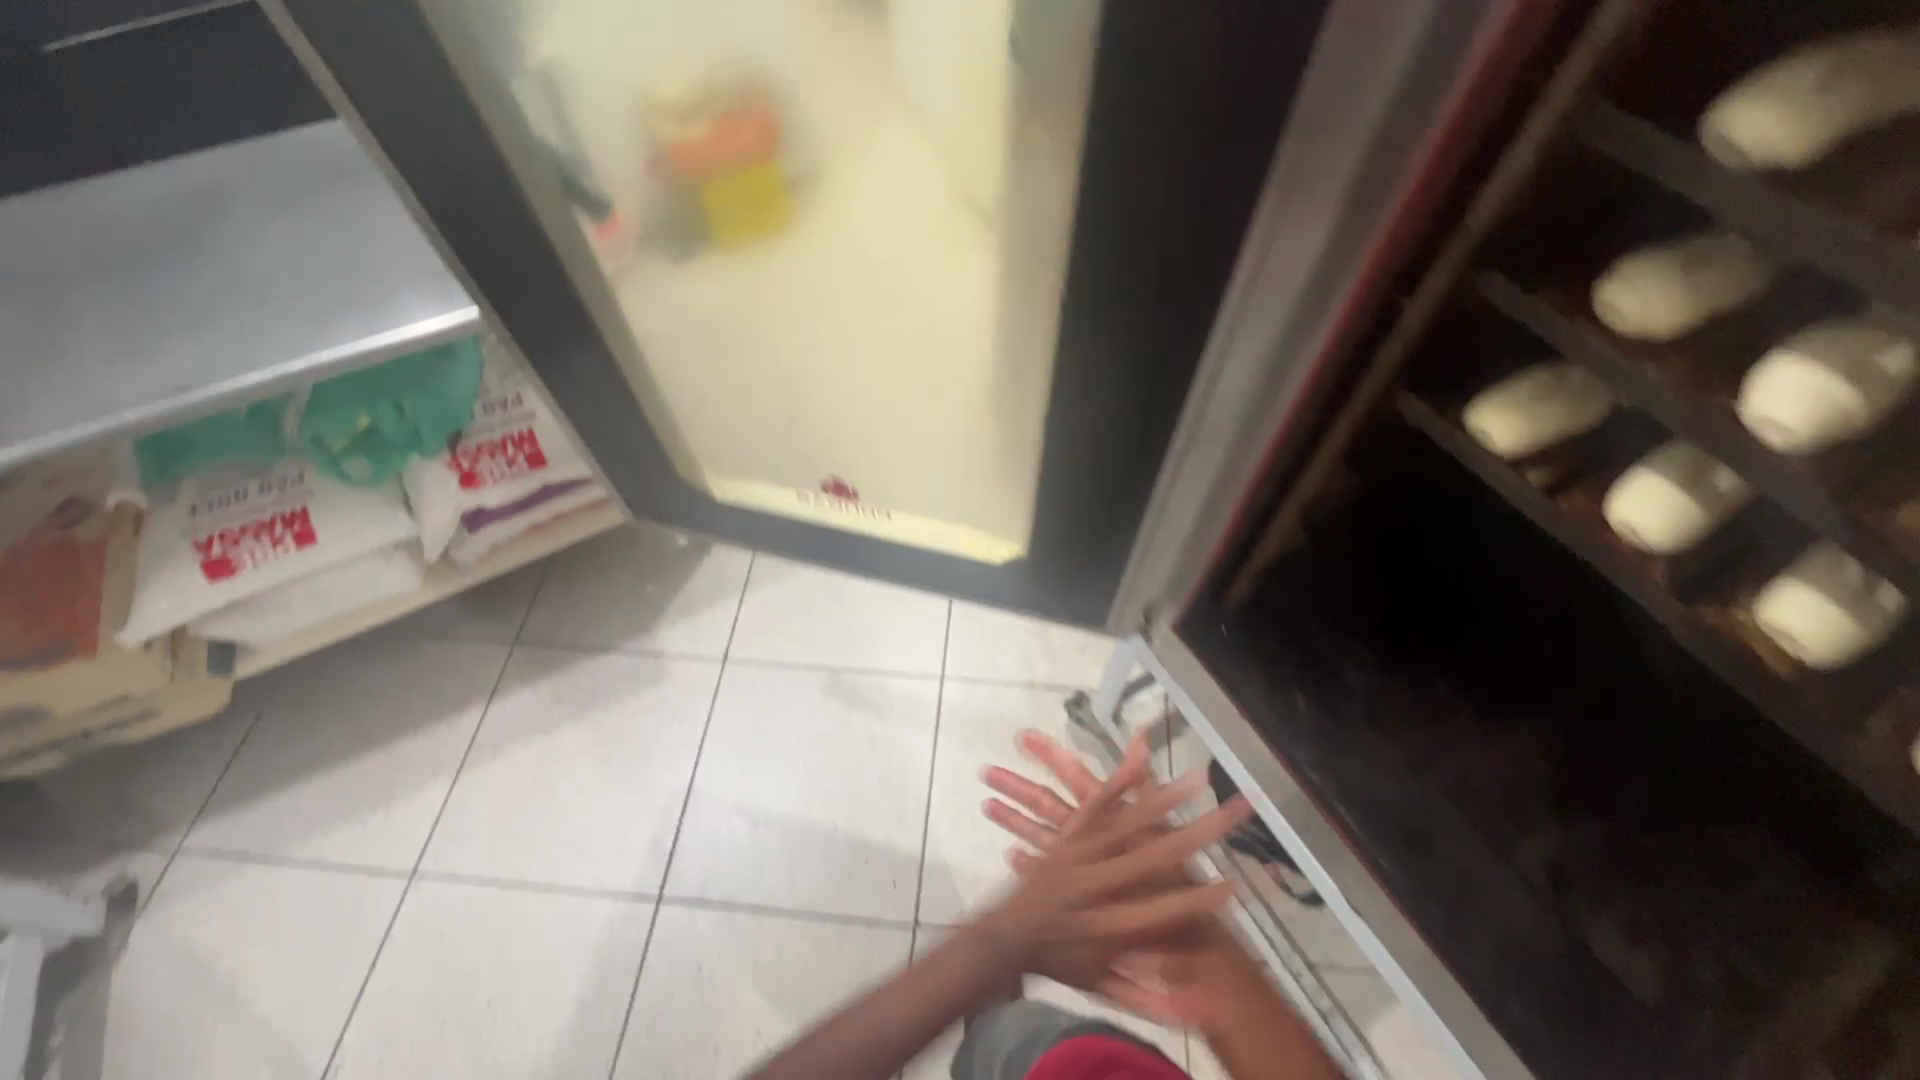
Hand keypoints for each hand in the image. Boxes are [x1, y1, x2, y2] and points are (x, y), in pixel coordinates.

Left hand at [982, 731, 1265, 1028]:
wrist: (1003, 939)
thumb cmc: (1059, 965)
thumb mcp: (1101, 988)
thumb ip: (1146, 1000)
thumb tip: (1194, 1014)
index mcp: (1111, 926)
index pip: (1164, 913)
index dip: (1199, 903)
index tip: (1234, 887)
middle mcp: (1099, 885)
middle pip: (1157, 857)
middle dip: (1201, 834)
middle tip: (1234, 813)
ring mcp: (1080, 856)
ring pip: (1126, 823)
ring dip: (1163, 800)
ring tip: (1195, 781)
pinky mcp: (1068, 838)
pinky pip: (1093, 806)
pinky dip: (1116, 783)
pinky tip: (1139, 756)